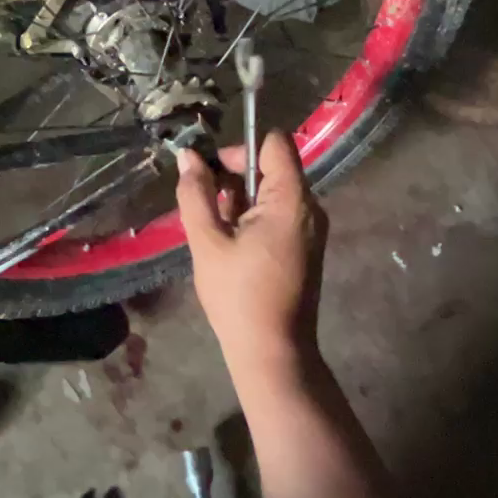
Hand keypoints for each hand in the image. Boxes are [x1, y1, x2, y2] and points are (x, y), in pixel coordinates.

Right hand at [174, 131, 325, 376]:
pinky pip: (278, 213)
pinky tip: (228, 241)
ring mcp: (310, 228)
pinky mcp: (305, 246)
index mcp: (291, 200)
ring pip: (272, 190)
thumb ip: (195, 194)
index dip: (239, 147)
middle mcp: (309, 207)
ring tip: (211, 226)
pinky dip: (252, 216)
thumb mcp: (207, 242)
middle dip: (233, 175)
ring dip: (239, 198)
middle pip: (272, 165)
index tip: (211, 170)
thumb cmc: (238, 297)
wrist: (273, 355)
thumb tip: (187, 156)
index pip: (274, 143)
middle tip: (201, 200)